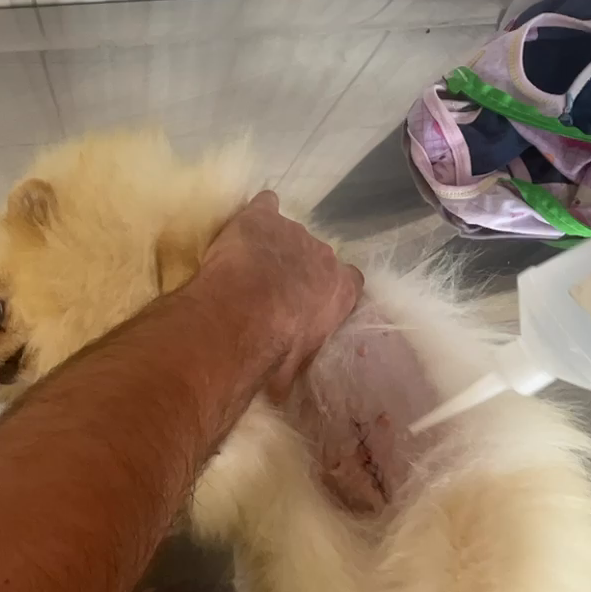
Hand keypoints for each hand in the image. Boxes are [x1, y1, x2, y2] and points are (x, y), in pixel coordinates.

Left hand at [196, 191, 362, 402]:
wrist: (243, 315)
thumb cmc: (274, 350)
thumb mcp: (294, 367)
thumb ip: (297, 361)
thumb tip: (283, 387)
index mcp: (341, 290)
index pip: (349, 281)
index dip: (329, 287)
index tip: (310, 298)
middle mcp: (323, 255)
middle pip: (315, 255)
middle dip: (296, 266)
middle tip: (268, 285)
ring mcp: (292, 231)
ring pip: (286, 232)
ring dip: (271, 244)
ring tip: (245, 262)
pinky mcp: (261, 217)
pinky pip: (264, 204)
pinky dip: (255, 213)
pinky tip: (241, 223)